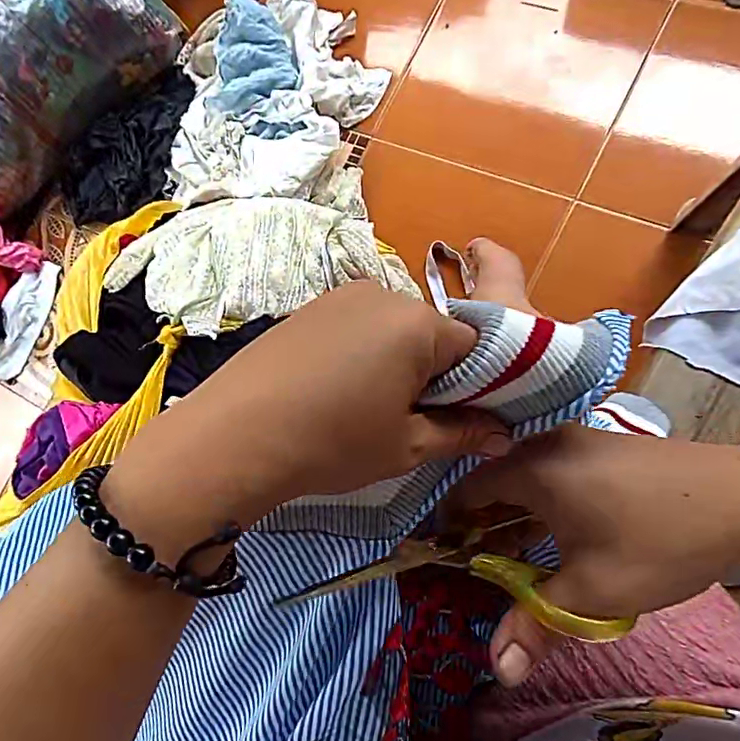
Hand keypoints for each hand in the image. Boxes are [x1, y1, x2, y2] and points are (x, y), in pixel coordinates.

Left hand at [104, 282, 510, 558]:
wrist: (235, 436)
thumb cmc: (334, 442)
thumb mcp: (406, 446)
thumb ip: (461, 434)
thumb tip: (504, 436)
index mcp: (417, 324)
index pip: (473, 347)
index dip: (473, 387)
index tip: (456, 420)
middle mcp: (382, 294)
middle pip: (431, 335)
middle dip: (433, 375)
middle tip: (409, 420)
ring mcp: (339, 297)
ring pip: (392, 332)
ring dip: (396, 366)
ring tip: (367, 409)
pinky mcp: (307, 310)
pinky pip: (356, 329)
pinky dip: (361, 357)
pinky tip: (335, 392)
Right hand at [451, 427, 739, 685]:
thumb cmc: (659, 540)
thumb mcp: (593, 592)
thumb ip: (537, 625)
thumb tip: (498, 670)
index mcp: (536, 469)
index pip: (469, 489)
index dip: (451, 524)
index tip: (444, 556)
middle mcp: (553, 444)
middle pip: (499, 481)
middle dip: (485, 523)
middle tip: (479, 564)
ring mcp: (587, 439)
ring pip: (532, 477)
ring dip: (520, 514)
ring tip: (518, 555)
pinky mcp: (613, 447)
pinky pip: (560, 472)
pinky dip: (548, 501)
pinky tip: (565, 532)